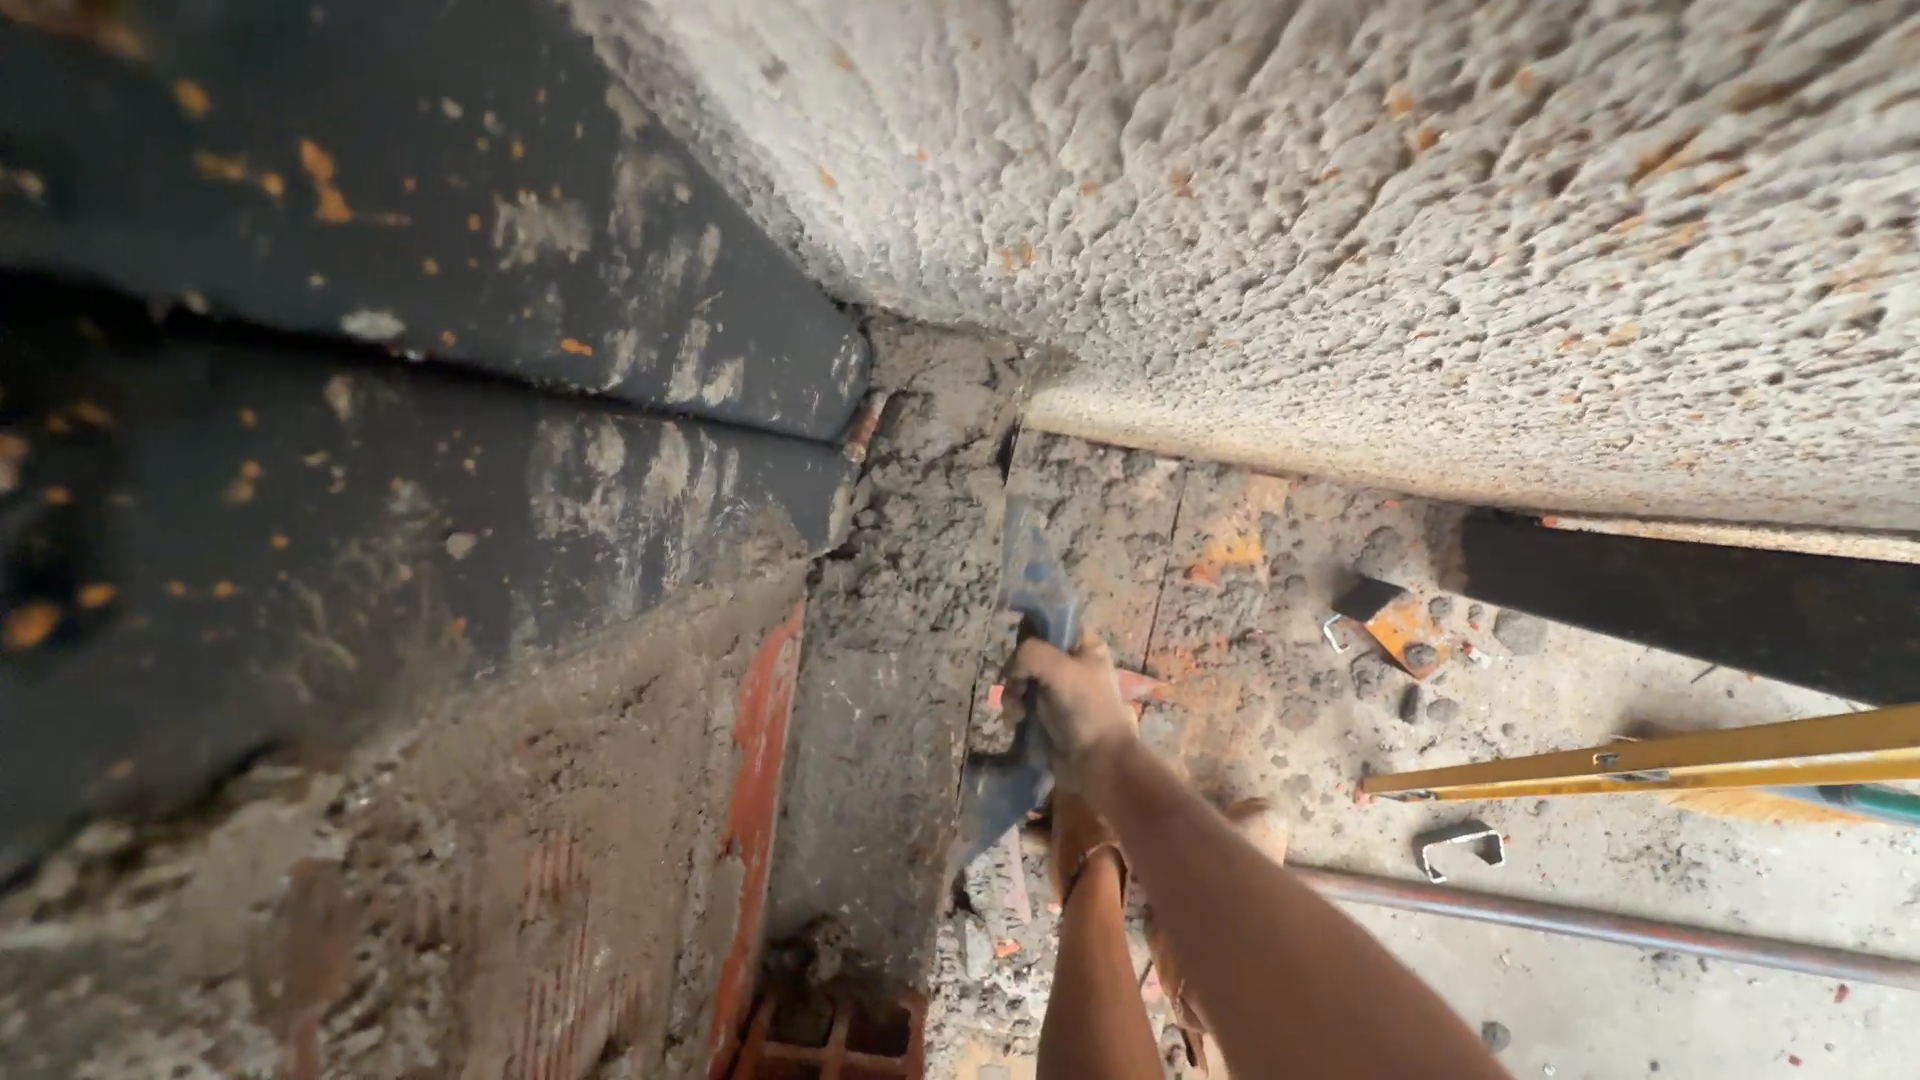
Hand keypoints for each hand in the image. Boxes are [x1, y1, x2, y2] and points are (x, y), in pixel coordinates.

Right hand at [1002, 629, 1138, 790]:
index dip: (1032, 630)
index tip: (1017, 644)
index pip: (1053, 624)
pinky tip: (1017, 722)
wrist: (1098, 762)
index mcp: (1085, 646)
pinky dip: (1014, 711)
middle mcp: (1072, 664)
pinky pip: (1020, 703)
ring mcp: (1058, 691)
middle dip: (1017, 670)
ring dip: (1012, 693)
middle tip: (1017, 685)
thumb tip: (1014, 671)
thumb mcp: (1060, 669)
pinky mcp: (1046, 714)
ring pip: (1021, 679)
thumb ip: (1030, 653)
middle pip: (1030, 653)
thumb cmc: (1087, 710)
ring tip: (1016, 711)